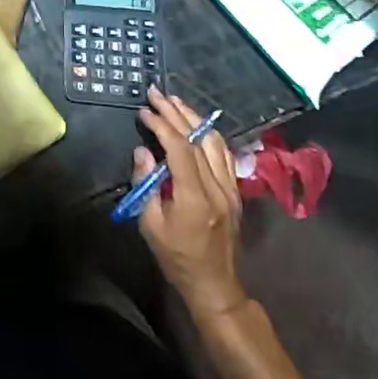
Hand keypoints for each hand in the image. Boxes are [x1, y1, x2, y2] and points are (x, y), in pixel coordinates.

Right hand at [133, 88, 246, 316]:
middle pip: (197, 139)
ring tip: (175, 102)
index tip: (144, 111)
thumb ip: (145, 184)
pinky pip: (224, 154)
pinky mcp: (235, 191)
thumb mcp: (150, 224)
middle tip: (156, 94)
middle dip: (175, 112)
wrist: (214, 285)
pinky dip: (208, 135)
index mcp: (194, 196)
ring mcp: (230, 188)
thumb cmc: (176, 257)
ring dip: (194, 118)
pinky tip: (196, 125)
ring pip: (215, 142)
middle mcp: (217, 187)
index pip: (179, 148)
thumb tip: (142, 151)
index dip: (161, 124)